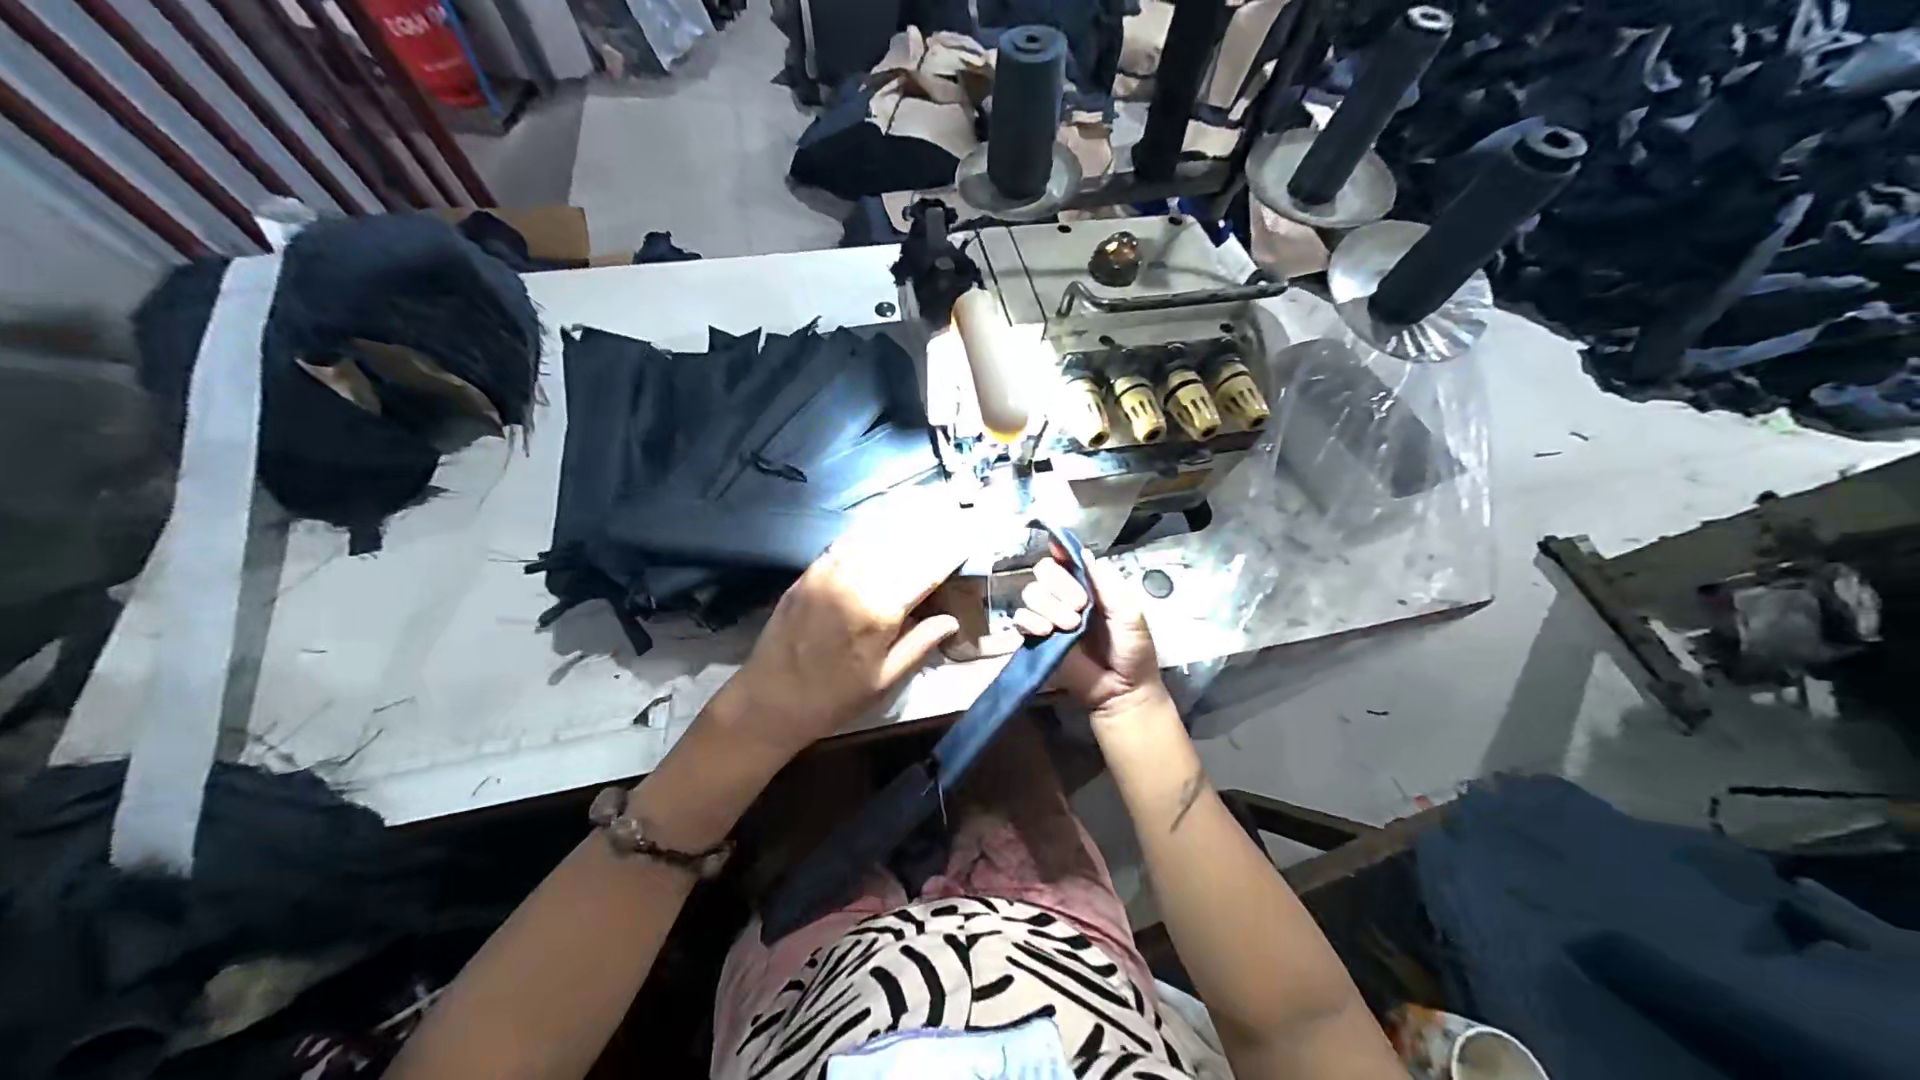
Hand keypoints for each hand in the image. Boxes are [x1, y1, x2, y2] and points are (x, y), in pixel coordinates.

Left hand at [709, 495, 972, 760]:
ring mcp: (828, 573)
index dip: (947, 554)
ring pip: (872, 539)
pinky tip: (877, 531)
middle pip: (901, 547)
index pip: (924, 571)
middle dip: (927, 535)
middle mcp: (855, 581)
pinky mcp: (808, 573)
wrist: (769, 700)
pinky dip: (865, 535)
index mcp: (880, 610)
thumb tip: (950, 620)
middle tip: (948, 521)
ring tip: (920, 516)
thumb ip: (920, 643)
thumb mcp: (885, 679)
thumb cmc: (833, 698)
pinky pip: (843, 544)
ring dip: (898, 529)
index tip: (965, 540)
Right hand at [1012, 549, 1168, 724]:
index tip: (1059, 551)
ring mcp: (1048, 617)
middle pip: (1043, 571)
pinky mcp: (1036, 639)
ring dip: (1048, 605)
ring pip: (1030, 593)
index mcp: (1088, 586)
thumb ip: (1105, 584)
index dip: (1058, 550)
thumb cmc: (1132, 650)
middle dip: (1059, 585)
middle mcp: (1064, 596)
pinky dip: (1030, 621)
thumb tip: (1084, 553)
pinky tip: (1047, 631)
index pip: (1065, 559)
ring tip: (1070, 626)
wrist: (1123, 690)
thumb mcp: (1129, 612)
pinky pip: (1020, 619)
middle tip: (1080, 606)